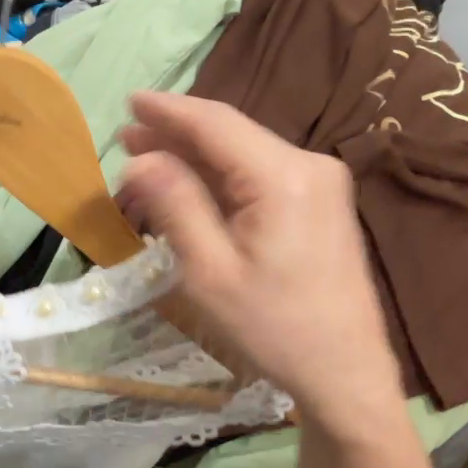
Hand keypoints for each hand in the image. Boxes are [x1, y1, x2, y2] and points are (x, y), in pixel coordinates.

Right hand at [117, 92, 403, 425]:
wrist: (342, 366)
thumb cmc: (271, 325)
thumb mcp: (209, 271)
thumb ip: (176, 207)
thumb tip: (140, 161)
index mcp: (282, 176)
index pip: (217, 125)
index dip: (169, 111)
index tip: (129, 101)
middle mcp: (308, 165)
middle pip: (232, 136)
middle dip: (177, 135)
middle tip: (126, 137)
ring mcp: (319, 184)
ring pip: (244, 156)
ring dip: (195, 158)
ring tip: (147, 160)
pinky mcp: (319, 205)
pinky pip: (260, 177)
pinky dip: (219, 178)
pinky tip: (191, 187)